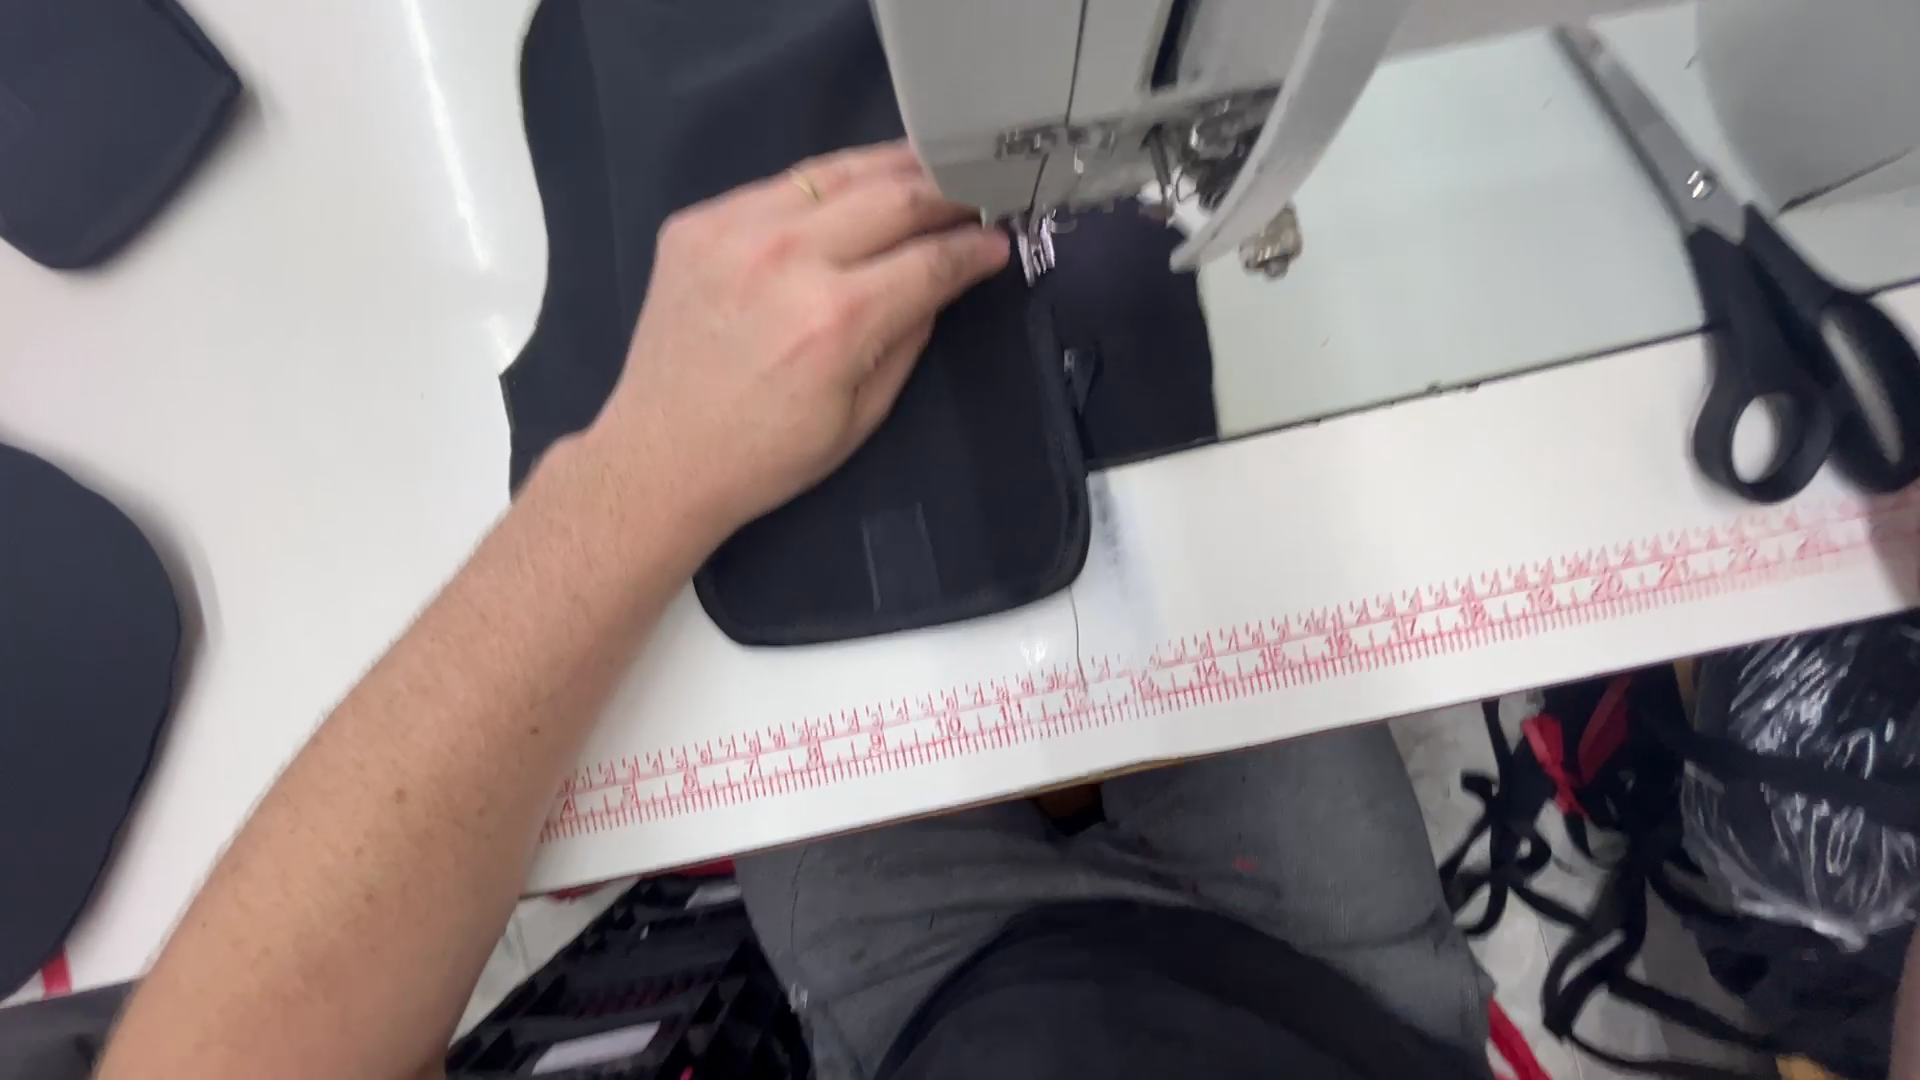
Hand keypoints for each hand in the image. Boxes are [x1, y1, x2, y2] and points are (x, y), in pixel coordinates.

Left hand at [587, 141, 1010, 546]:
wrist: (662, 458)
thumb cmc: (769, 456)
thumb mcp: (861, 416)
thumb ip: (908, 340)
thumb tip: (940, 285)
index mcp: (836, 319)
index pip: (929, 261)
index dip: (974, 248)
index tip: (999, 238)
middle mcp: (787, 258)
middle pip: (892, 197)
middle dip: (947, 192)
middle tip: (975, 192)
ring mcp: (734, 230)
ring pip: (836, 173)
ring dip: (893, 167)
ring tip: (928, 169)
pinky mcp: (697, 223)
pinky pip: (781, 186)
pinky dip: (828, 187)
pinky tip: (851, 195)